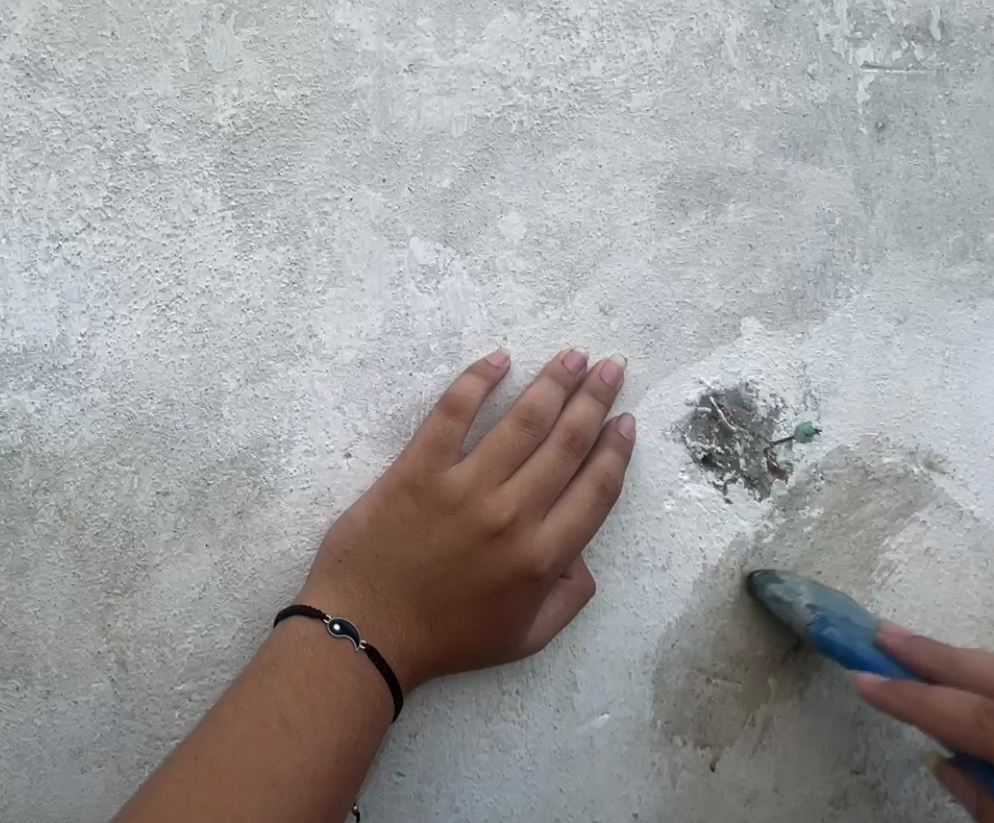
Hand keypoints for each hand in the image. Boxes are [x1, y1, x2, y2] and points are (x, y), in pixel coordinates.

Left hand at [294, 348, 635, 691]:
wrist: (367, 629)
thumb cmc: (443, 637)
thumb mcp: (523, 638)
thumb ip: (568, 597)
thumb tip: (584, 551)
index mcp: (543, 557)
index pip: (595, 490)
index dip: (615, 451)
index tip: (626, 420)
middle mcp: (513, 514)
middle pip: (566, 444)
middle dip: (594, 399)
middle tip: (610, 366)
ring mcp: (464, 486)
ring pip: (523, 422)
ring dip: (552, 383)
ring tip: (572, 355)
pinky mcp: (419, 468)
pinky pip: (453, 412)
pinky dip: (478, 380)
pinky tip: (499, 358)